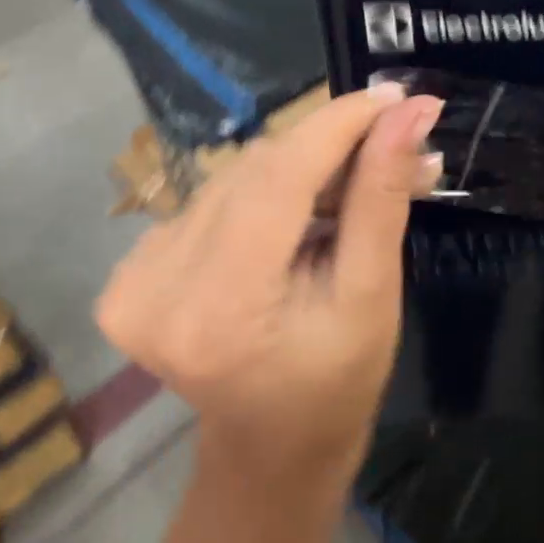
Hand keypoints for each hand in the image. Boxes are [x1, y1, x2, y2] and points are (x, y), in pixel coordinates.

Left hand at [96, 83, 442, 542]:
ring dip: (306, 166)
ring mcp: (134, 278)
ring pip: (238, 176)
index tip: (395, 95)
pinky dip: (271, 189)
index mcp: (219, 307)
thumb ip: (382, 197)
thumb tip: (411, 112)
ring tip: (361, 182)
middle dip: (335, 147)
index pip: (278, 178)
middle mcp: (157, 285)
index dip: (338, 124)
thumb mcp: (371, 295)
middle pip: (258, 171)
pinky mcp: (132, 270)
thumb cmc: (336, 384)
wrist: (271, 447)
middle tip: (399, 142)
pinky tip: (307, 210)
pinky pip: (218, 197)